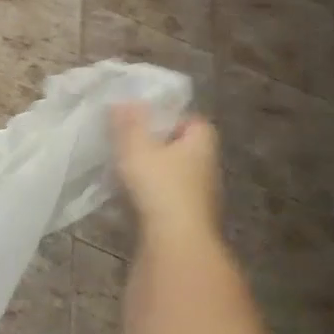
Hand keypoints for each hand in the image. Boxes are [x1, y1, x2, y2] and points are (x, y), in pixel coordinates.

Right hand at [110, 102, 222, 242]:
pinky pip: (172, 186)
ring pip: (178, 166)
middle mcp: (207, 164)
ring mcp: (201, 189)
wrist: (176, 234)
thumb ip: (130, 123)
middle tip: (131, 137)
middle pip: (186, 144)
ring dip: (158, 163)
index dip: (173, 116)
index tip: (146, 117)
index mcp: (200, 144)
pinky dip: (156, 183)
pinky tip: (135, 187)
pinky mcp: (190, 208)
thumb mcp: (136, 147)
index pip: (195, 121)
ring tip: (127, 161)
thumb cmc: (159, 183)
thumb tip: (126, 99)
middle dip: (161, 139)